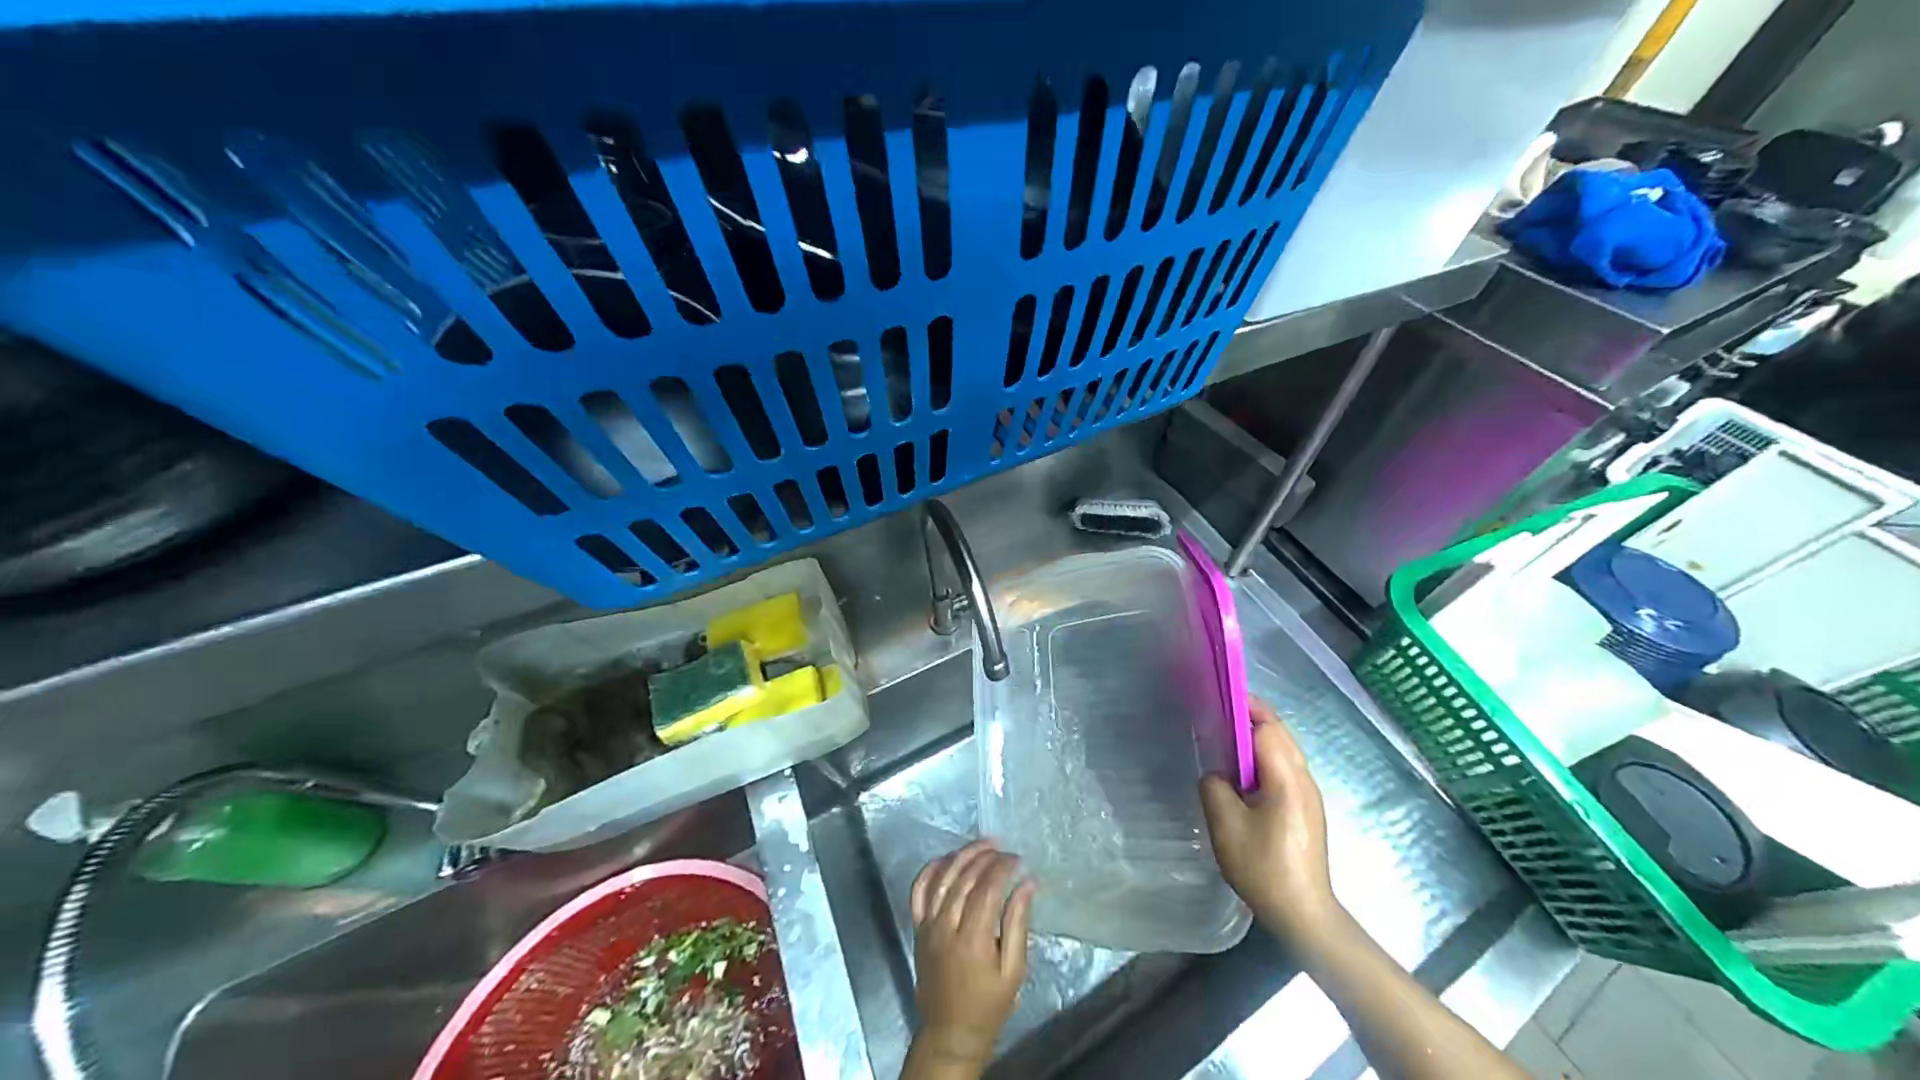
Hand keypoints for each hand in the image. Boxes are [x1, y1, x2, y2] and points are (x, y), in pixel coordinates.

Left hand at [908, 839, 1035, 1069]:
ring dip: (961, 856)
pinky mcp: (917, 928)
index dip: (1002, 868)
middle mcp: (946, 927)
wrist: (950, 1032)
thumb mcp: (1013, 970)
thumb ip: (1017, 924)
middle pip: (964, 879)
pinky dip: (931, 870)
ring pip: (942, 879)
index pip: (986, 889)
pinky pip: (918, 891)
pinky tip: (947, 858)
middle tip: (1003, 848)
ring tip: (982, 845)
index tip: (1018, 859)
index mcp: (973, 940)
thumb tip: (1027, 885)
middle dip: (985, 857)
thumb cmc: (988, 1004)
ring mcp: (928, 926)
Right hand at [1199, 698, 1340, 945]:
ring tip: (1226, 740)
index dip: (1246, 709)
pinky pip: (1284, 770)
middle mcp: (1304, 781)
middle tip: (1219, 714)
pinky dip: (1264, 759)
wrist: (1304, 913)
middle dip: (1253, 718)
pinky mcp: (1306, 811)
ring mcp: (1309, 797)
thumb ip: (1215, 787)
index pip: (1269, 728)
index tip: (1220, 698)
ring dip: (1258, 739)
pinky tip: (1242, 775)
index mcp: (1287, 779)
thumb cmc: (1264, 867)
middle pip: (1281, 735)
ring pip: (1285, 752)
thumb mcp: (1226, 825)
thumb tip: (1217, 775)